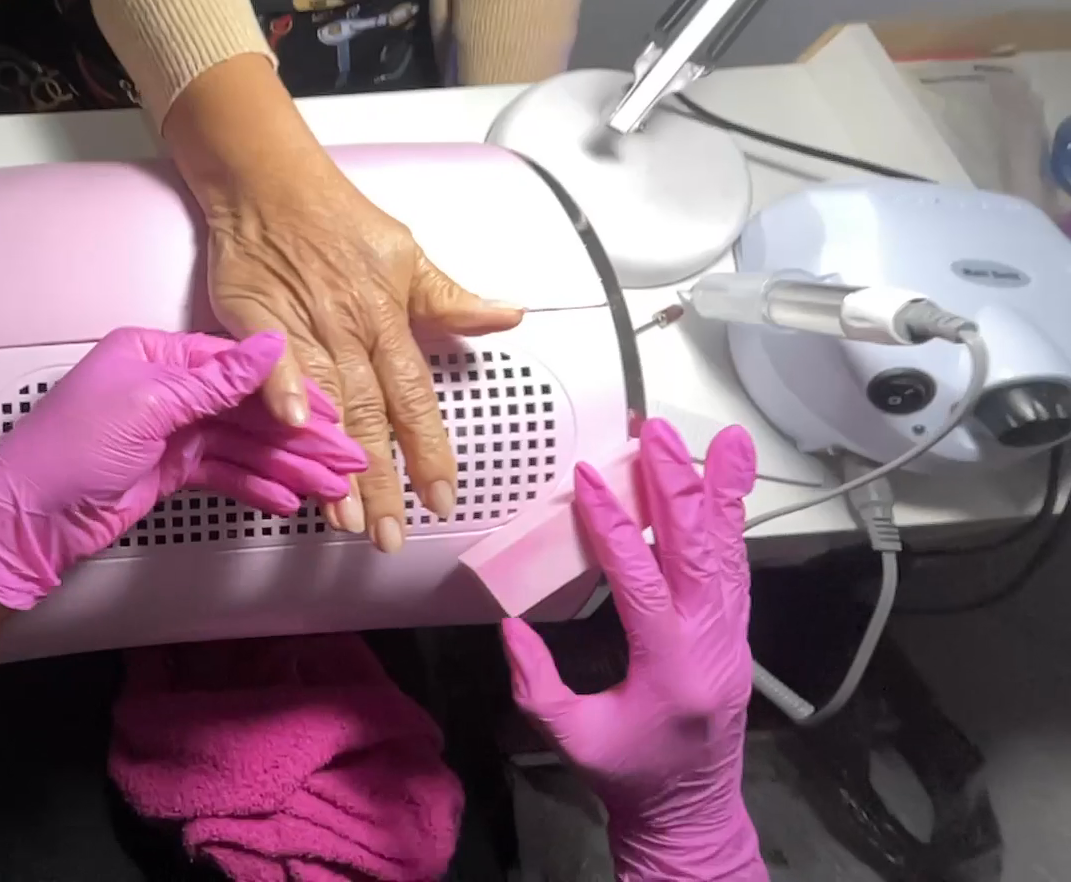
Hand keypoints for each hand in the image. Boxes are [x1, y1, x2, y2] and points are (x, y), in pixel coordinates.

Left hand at [0, 328, 365, 609]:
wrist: (31, 518)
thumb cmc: (71, 450)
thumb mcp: (149, 406)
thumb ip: (216, 381)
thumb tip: (271, 345)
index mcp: (154, 356)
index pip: (234, 364)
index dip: (286, 389)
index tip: (330, 408)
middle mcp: (164, 388)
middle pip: (245, 407)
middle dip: (295, 434)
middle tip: (345, 455)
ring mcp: (167, 430)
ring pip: (239, 444)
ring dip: (285, 465)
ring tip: (331, 487)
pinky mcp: (168, 468)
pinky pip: (222, 471)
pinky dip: (253, 485)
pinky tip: (288, 499)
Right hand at [203, 162, 520, 551]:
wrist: (270, 184)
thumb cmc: (337, 218)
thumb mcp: (405, 254)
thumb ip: (446, 297)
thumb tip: (505, 316)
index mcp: (387, 319)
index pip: (416, 396)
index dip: (429, 450)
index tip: (440, 499)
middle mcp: (349, 329)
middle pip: (370, 414)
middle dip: (380, 479)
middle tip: (385, 534)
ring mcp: (303, 323)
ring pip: (326, 399)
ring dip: (334, 455)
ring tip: (341, 512)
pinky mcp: (255, 314)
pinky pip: (271, 355)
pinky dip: (283, 386)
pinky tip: (292, 425)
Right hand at [500, 419, 765, 881]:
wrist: (691, 813)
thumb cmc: (628, 775)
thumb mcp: (568, 736)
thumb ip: (535, 681)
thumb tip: (511, 622)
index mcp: (673, 670)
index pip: (642, 582)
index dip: (613, 527)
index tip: (589, 478)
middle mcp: (714, 645)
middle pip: (700, 552)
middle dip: (678, 487)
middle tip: (658, 435)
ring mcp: (731, 637)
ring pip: (729, 553)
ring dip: (716, 492)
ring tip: (715, 441)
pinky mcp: (731, 631)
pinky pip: (735, 567)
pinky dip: (732, 520)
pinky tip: (728, 488)